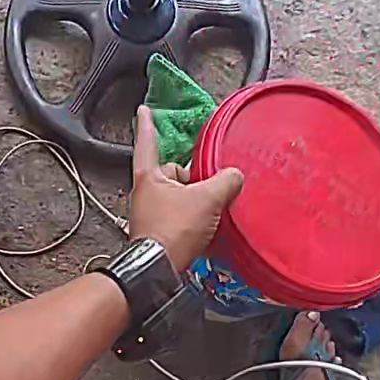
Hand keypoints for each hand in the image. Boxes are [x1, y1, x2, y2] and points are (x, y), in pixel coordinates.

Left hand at [128, 105, 244, 273]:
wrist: (159, 269)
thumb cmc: (175, 228)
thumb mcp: (207, 198)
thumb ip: (225, 181)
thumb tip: (235, 176)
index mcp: (149, 176)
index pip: (148, 142)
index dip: (149, 125)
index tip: (145, 110)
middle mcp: (145, 193)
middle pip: (173, 174)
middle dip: (193, 178)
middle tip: (211, 183)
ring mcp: (150, 215)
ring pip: (179, 199)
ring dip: (196, 202)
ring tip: (215, 209)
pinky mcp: (159, 234)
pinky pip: (181, 220)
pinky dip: (196, 222)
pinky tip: (211, 229)